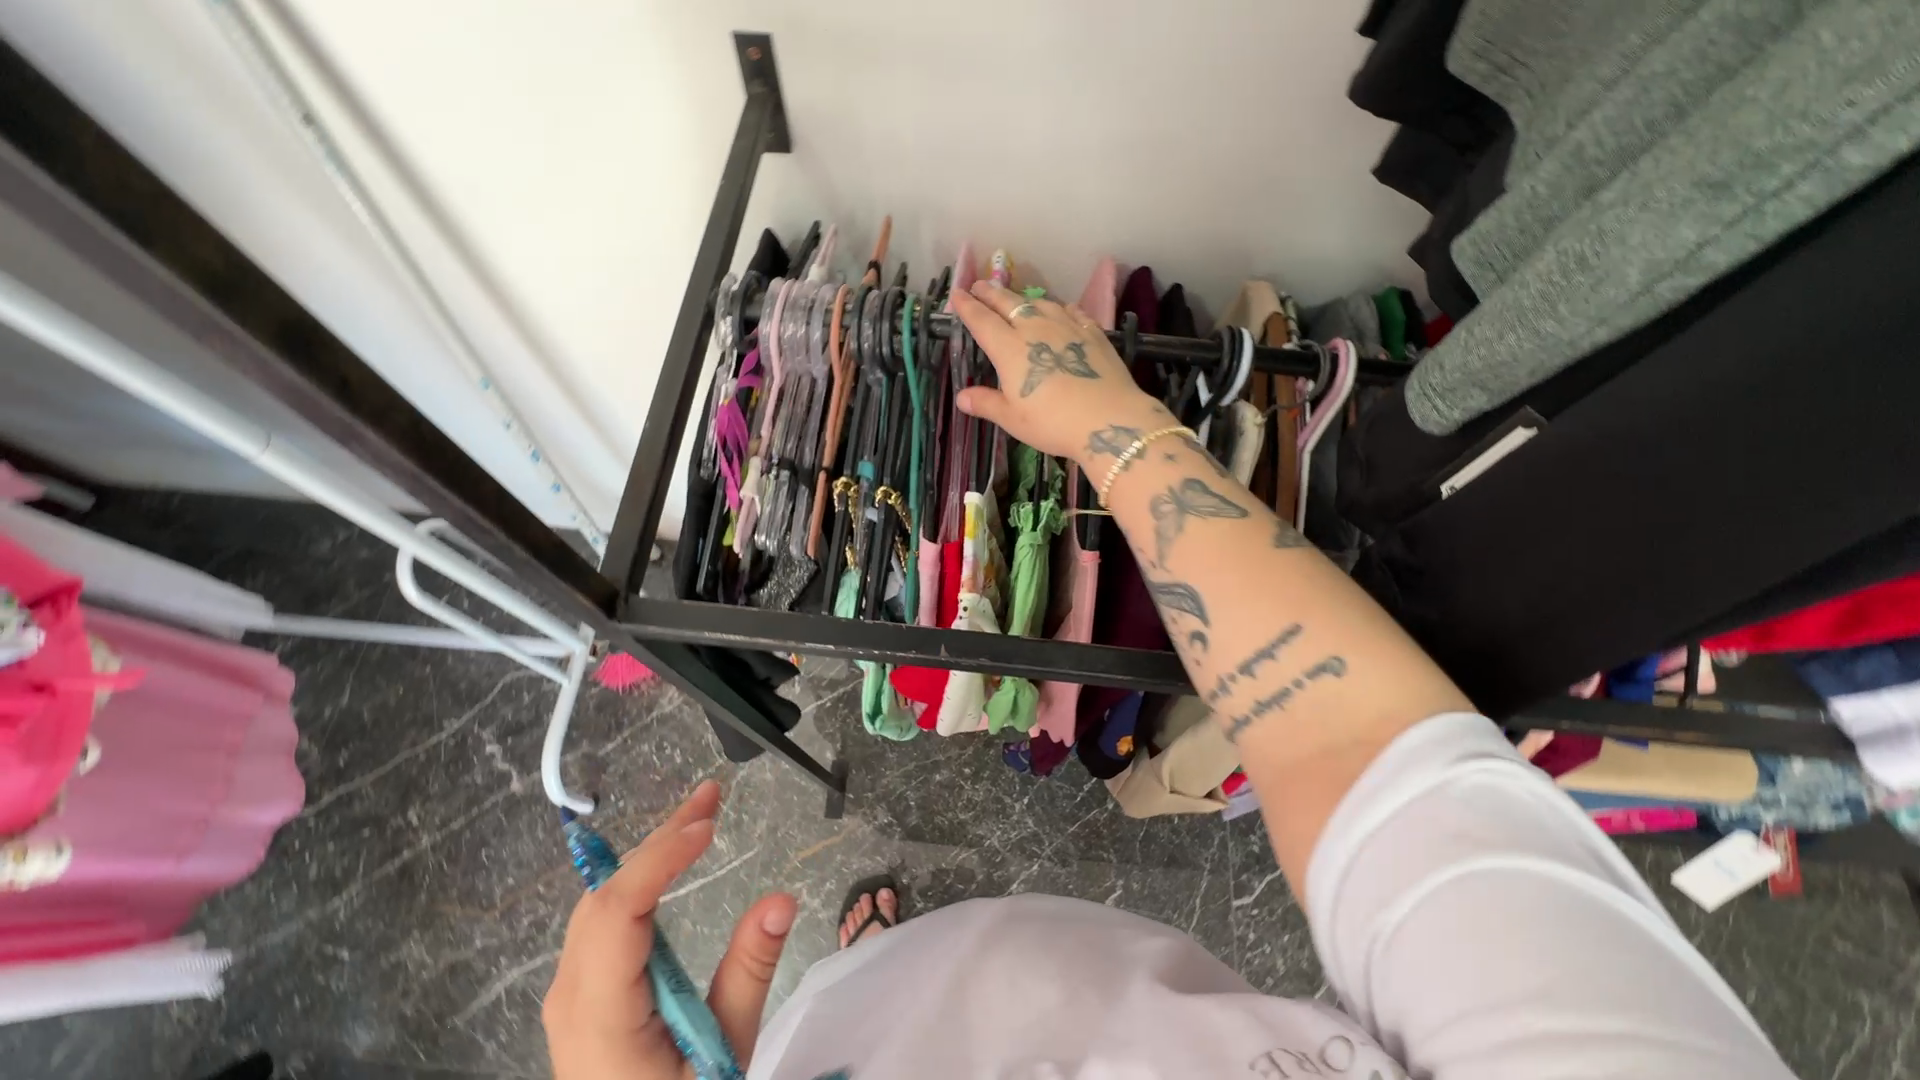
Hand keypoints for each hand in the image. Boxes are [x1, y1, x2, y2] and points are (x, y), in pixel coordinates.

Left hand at [543, 780, 796, 1079]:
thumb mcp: (723, 1056)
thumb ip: (747, 977)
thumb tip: (781, 900)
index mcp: (599, 1014)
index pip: (618, 912)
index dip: (659, 858)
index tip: (708, 822)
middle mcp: (570, 994)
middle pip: (607, 896)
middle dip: (661, 839)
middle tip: (712, 796)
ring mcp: (569, 995)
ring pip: (602, 904)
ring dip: (651, 855)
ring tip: (700, 819)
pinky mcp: (582, 997)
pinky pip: (604, 924)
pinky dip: (640, 885)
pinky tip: (667, 866)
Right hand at [950, 281, 1175, 470]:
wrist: (1109, 419)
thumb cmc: (1052, 423)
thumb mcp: (1013, 420)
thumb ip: (987, 403)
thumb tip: (961, 397)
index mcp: (1010, 349)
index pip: (982, 320)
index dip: (967, 306)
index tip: (957, 294)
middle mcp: (1036, 329)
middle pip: (1009, 304)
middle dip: (992, 293)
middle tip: (980, 285)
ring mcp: (1067, 327)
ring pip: (1041, 303)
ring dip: (1024, 299)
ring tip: (1017, 299)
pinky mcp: (1093, 333)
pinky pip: (1072, 313)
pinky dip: (1061, 308)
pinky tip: (1062, 310)